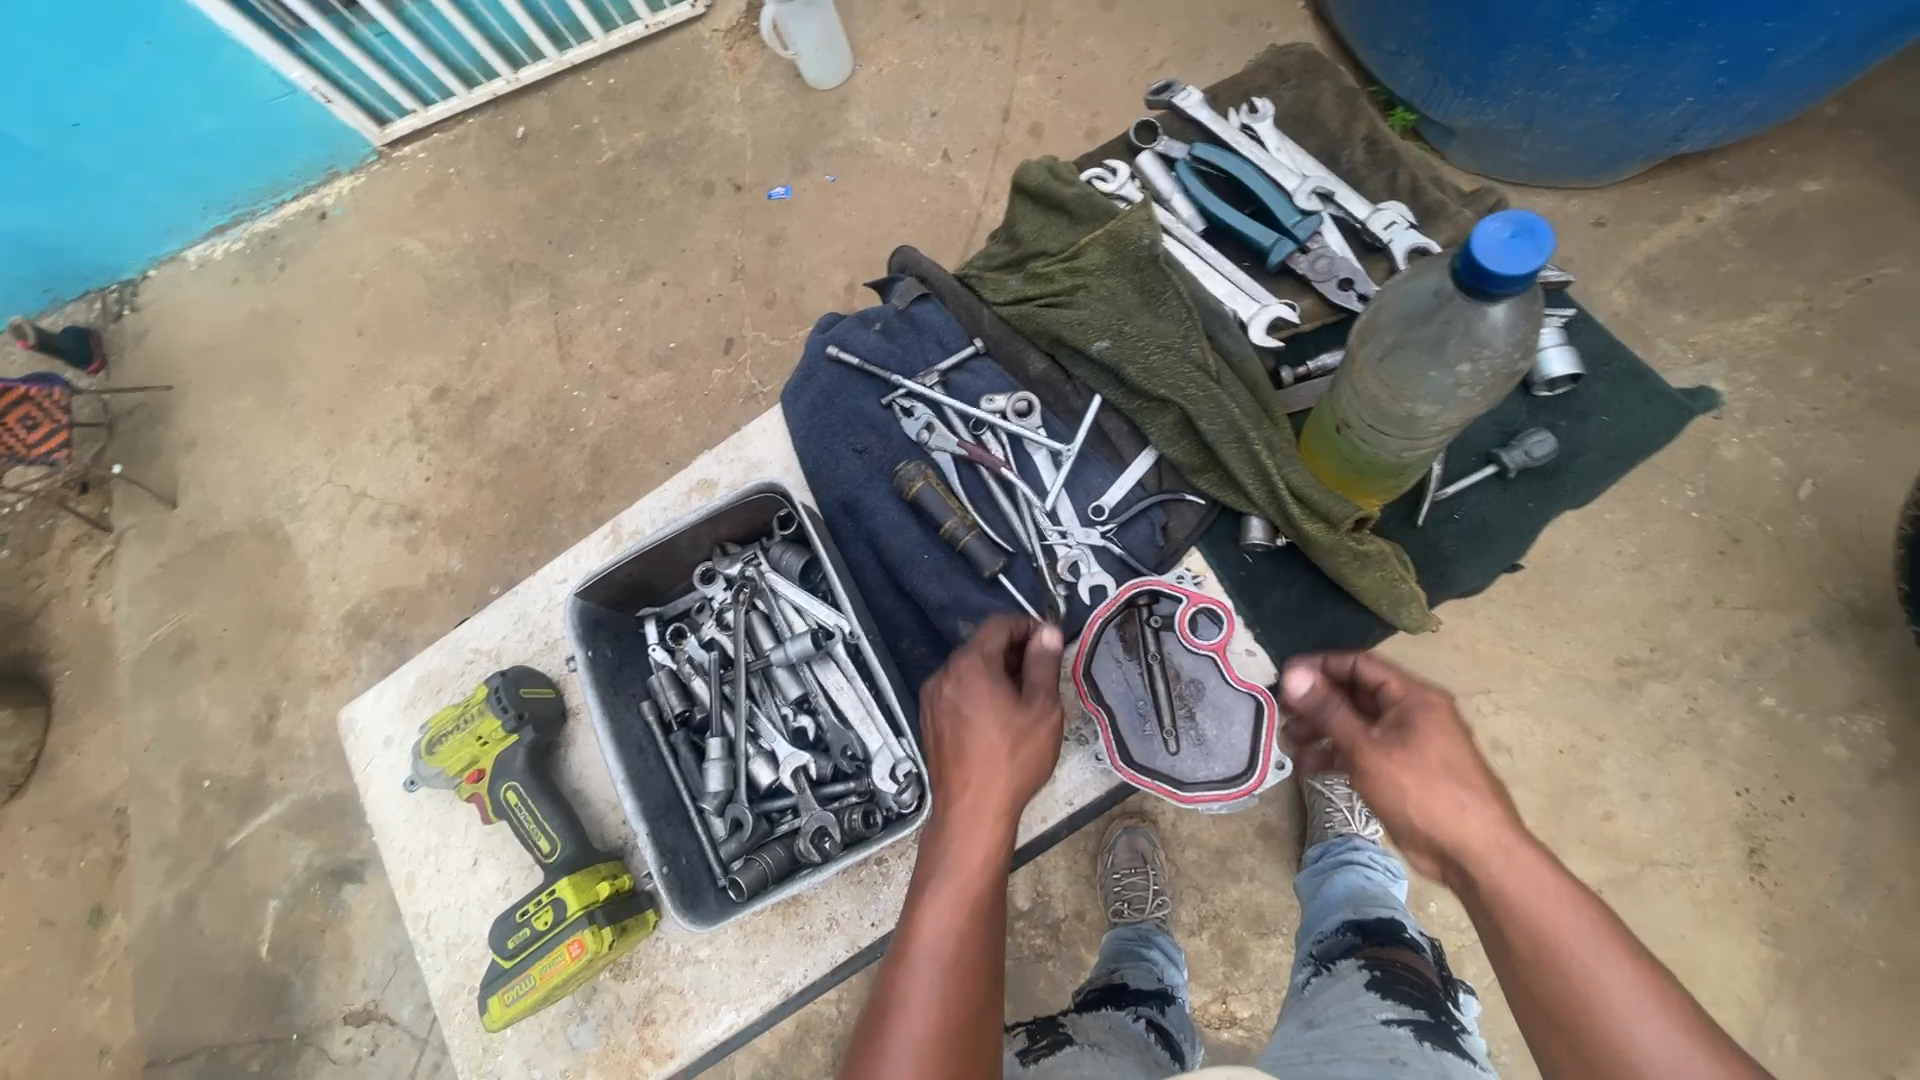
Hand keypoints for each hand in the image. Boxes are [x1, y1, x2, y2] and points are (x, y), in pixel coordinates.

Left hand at [918, 617, 1065, 830]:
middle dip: (1013, 652)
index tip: (1049, 644)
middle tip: (1041, 674)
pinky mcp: (929, 719)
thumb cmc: (1013, 758)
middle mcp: (944, 674)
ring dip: (996, 673)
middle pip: (981, 646)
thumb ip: (1044, 663)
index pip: (999, 624)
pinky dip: (978, 692)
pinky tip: (997, 718)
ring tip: (1023, 699)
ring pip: (968, 669)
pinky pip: (957, 691)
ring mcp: (932, 698)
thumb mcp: (1042, 708)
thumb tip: (1048, 632)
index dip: (1028, 627)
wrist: (971, 811)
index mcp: (970, 663)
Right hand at [1279, 651, 1531, 888]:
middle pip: (1354, 694)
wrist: (1472, 853)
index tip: (1284, 677)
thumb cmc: (1421, 792)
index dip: (1319, 666)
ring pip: (1355, 724)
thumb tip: (1292, 674)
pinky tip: (1310, 766)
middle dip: (1316, 702)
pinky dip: (1336, 754)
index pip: (1359, 664)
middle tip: (1281, 713)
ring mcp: (1406, 743)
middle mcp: (1410, 713)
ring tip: (1289, 743)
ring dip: (1321, 730)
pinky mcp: (1400, 770)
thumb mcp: (1367, 748)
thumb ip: (1328, 710)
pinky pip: (1362, 750)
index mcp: (1412, 696)